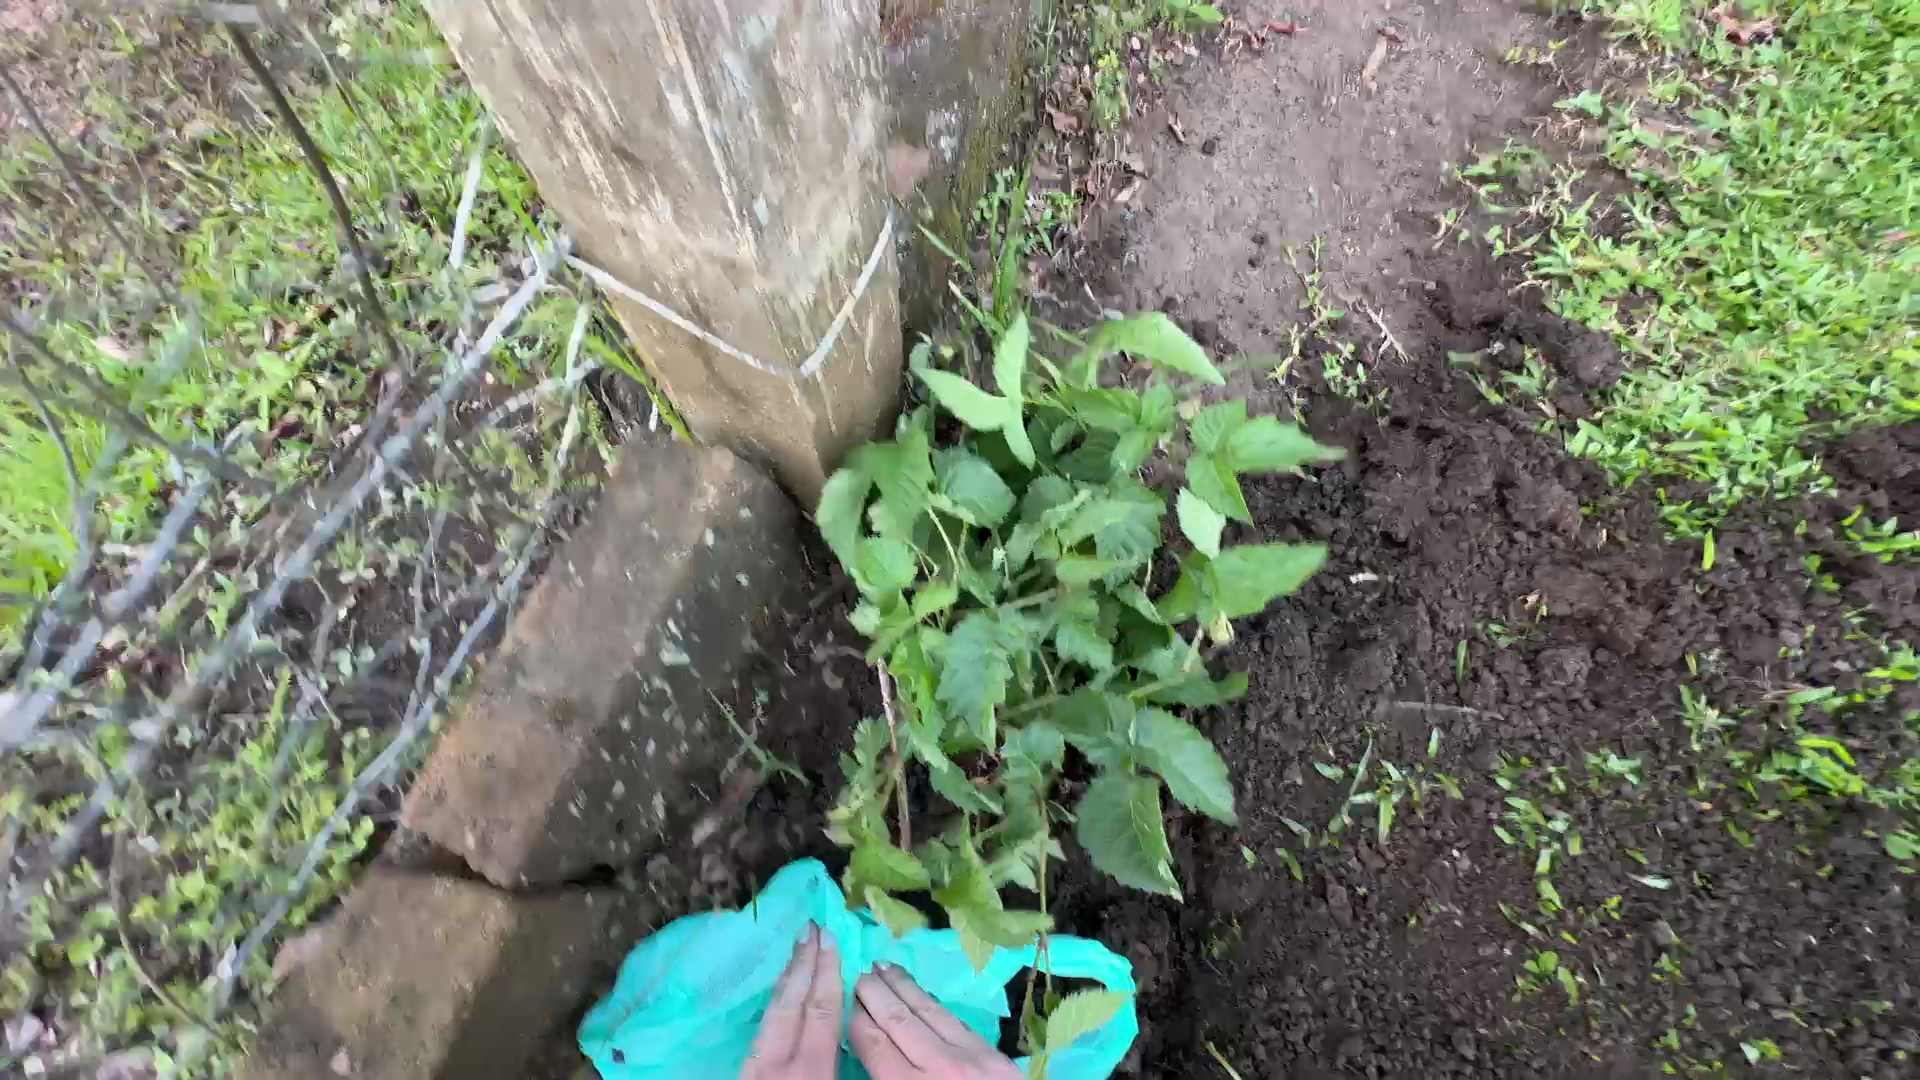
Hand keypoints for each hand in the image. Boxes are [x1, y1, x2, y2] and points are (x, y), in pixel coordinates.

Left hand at [743, 923, 842, 1079]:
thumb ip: (841, 1059)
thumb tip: (852, 1014)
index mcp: (810, 1070)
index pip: (823, 1009)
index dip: (827, 970)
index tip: (829, 934)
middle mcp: (778, 1061)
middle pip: (793, 1002)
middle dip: (804, 961)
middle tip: (811, 925)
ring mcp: (754, 1067)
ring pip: (772, 1012)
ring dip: (787, 978)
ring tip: (798, 948)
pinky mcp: (742, 1072)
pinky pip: (761, 1028)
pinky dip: (774, 1002)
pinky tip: (780, 991)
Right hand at [850, 963, 1022, 1079]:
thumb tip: (872, 1060)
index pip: (877, 1048)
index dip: (859, 1023)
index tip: (846, 1003)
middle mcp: (938, 1069)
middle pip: (899, 1021)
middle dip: (876, 994)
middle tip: (859, 973)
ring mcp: (968, 1056)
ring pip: (927, 1011)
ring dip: (903, 986)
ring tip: (883, 965)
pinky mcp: (991, 1053)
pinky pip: (954, 1020)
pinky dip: (932, 1001)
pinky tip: (921, 991)